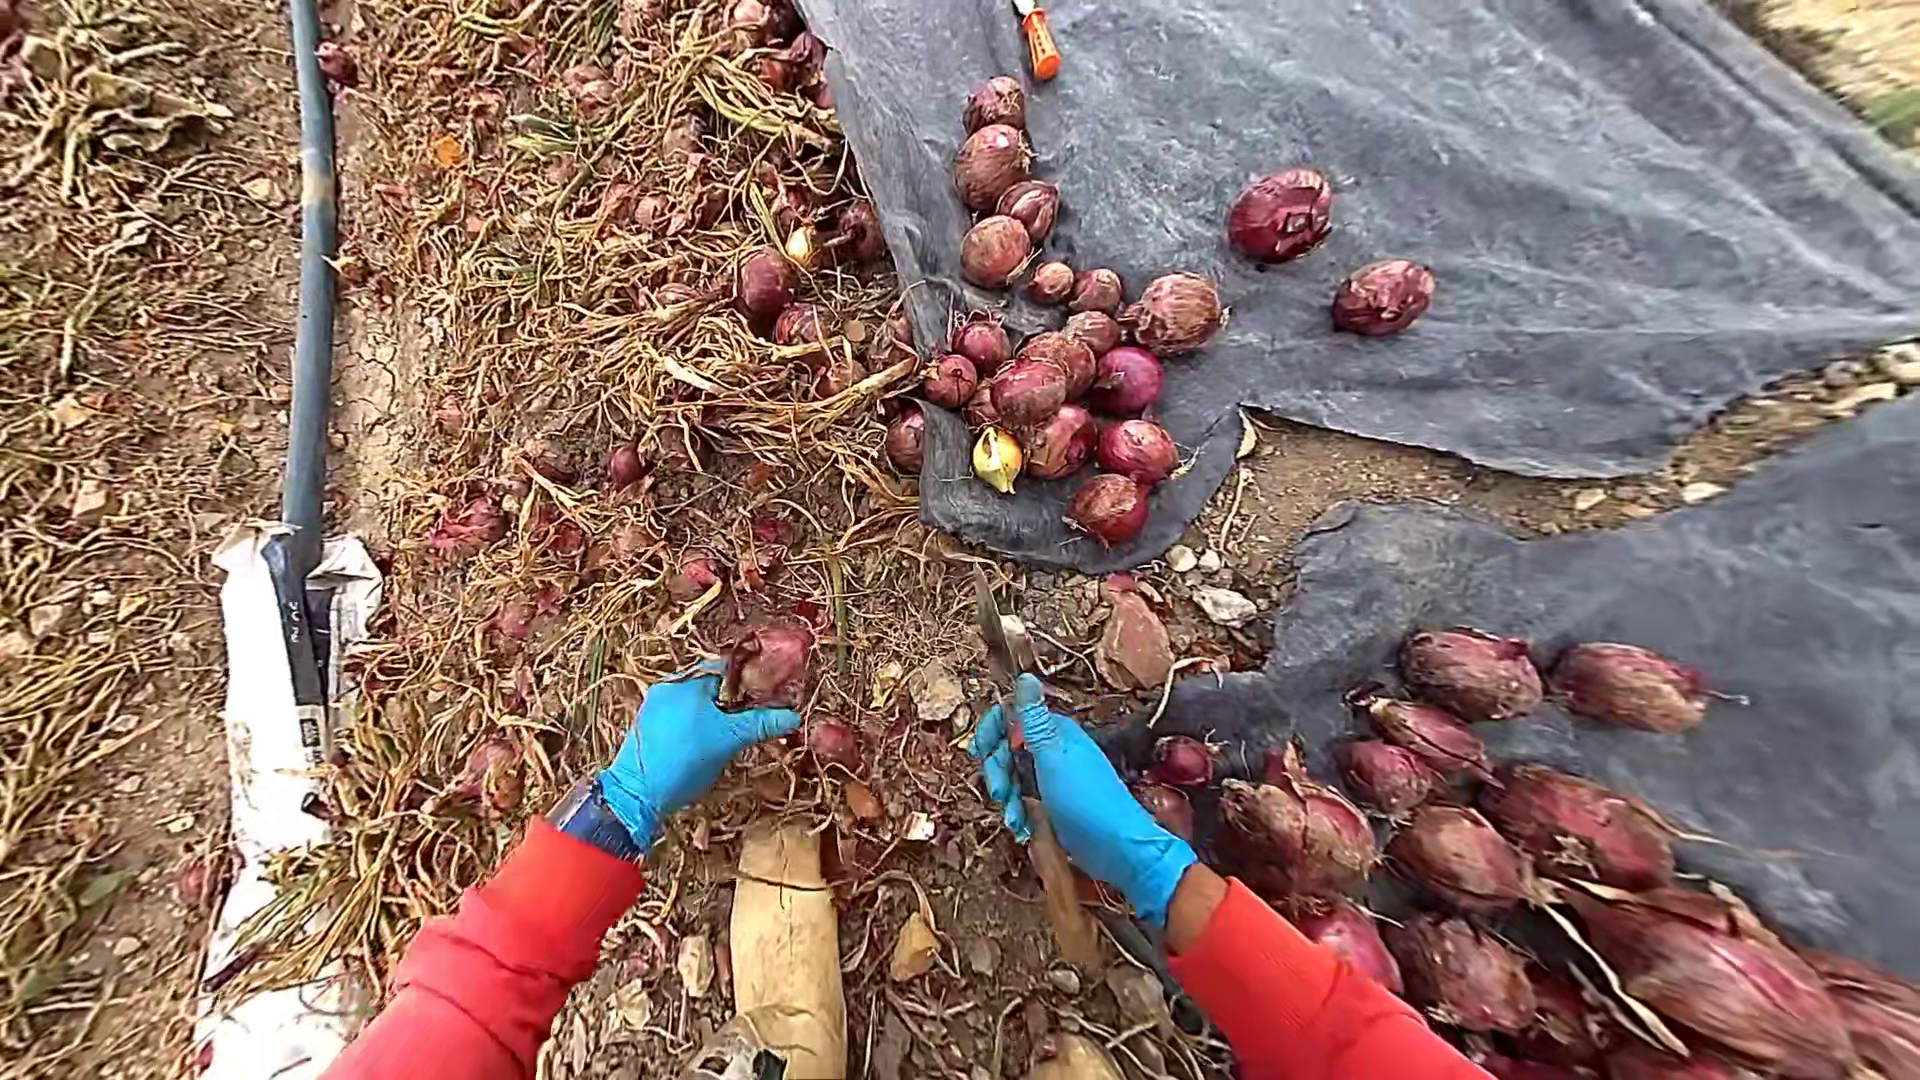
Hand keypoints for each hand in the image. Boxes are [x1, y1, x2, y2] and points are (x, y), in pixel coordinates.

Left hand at [598, 661, 800, 851]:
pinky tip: (710, 739)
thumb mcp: (729, 740)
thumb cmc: (684, 760)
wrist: (635, 798)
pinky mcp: (649, 725)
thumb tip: (793, 717)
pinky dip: (699, 722)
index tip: (767, 692)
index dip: (750, 678)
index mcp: (687, 682)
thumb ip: (761, 724)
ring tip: (734, 728)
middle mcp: (669, 687)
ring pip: (698, 700)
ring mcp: (655, 706)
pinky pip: (683, 714)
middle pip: (713, 683)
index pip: (728, 667)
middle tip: (754, 712)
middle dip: (735, 697)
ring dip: (717, 711)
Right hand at [970, 673, 1197, 926]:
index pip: (1011, 716)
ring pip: (1012, 776)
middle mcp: (1051, 749)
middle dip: (998, 771)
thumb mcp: (1052, 757)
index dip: (991, 731)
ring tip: (1014, 818)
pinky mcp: (1051, 802)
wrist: (1119, 849)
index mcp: (1053, 731)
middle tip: (1000, 792)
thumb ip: (1033, 719)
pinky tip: (1023, 828)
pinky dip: (1018, 812)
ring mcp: (1051, 776)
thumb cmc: (1086, 800)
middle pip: (1006, 748)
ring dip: (1007, 797)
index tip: (979, 751)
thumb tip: (1025, 676)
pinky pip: (1023, 799)